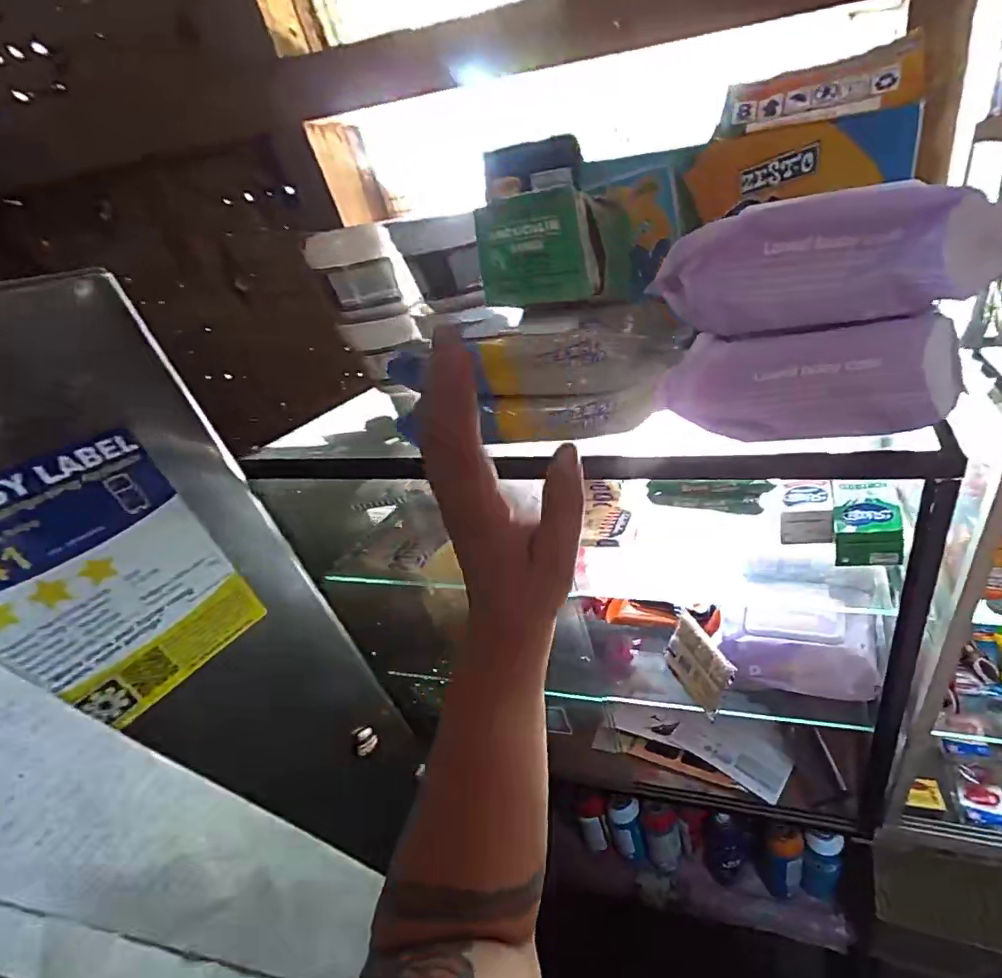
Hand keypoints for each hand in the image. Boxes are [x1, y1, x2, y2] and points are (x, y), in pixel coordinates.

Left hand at [418, 330, 583, 644]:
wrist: (503, 621)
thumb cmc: (532, 590)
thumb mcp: (559, 553)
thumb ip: (564, 503)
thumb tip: (568, 449)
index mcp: (480, 506)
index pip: (460, 441)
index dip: (455, 393)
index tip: (456, 349)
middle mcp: (456, 495)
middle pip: (437, 430)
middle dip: (439, 379)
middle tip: (447, 332)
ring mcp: (450, 497)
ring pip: (432, 438)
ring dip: (435, 393)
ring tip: (445, 352)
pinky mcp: (454, 498)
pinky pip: (440, 449)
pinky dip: (441, 415)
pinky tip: (449, 395)